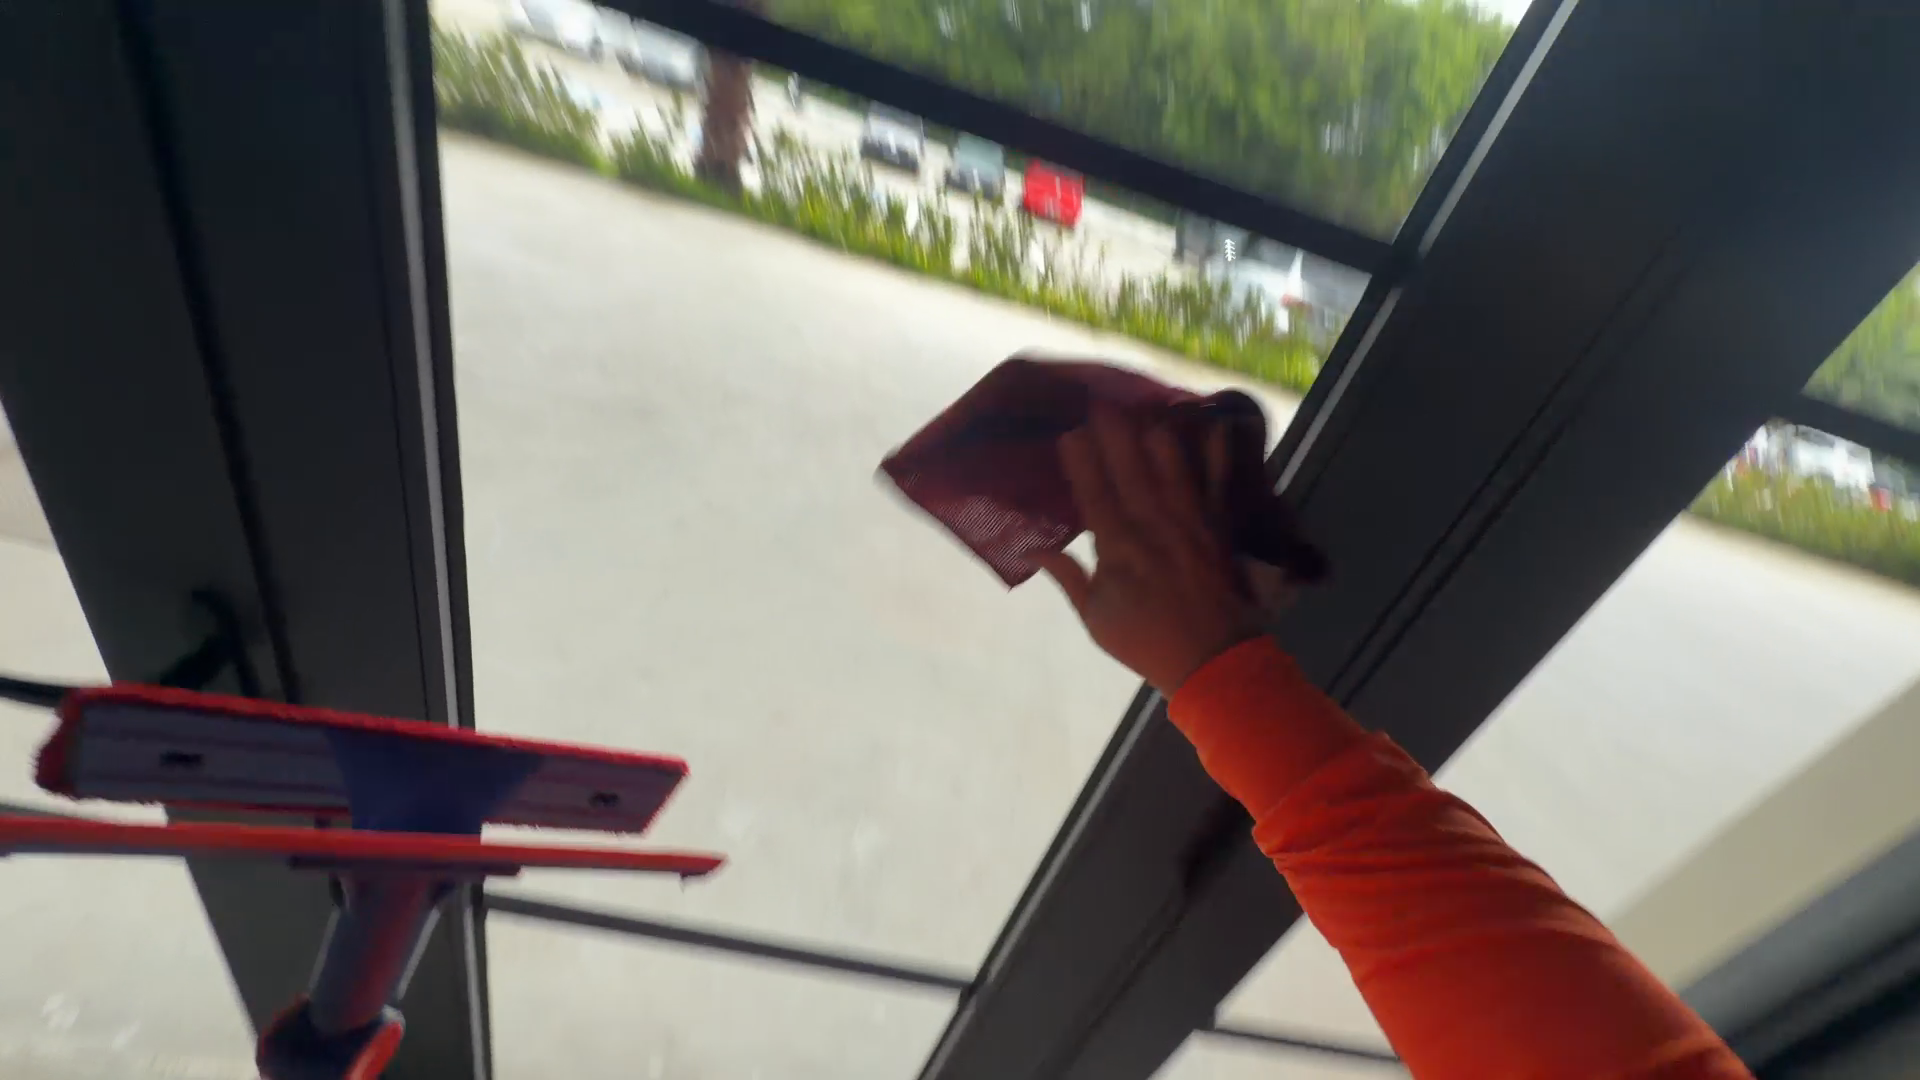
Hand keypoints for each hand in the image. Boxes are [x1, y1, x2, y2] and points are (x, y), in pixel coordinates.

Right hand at [1032, 407, 1289, 694]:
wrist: (1213, 663)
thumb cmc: (1146, 642)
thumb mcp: (1095, 619)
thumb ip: (1069, 579)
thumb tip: (1037, 549)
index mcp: (1119, 552)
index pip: (1095, 497)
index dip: (1081, 463)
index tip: (1069, 433)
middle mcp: (1153, 529)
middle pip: (1131, 474)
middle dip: (1114, 436)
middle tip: (1100, 403)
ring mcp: (1191, 525)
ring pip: (1172, 471)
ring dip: (1157, 437)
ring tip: (1145, 407)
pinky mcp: (1220, 529)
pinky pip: (1219, 486)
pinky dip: (1217, 457)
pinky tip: (1214, 425)